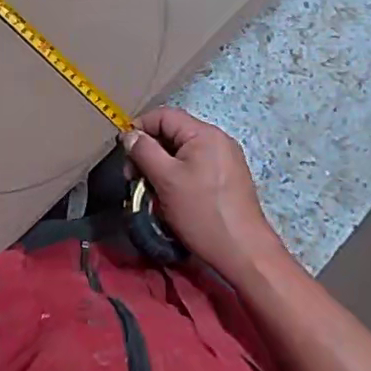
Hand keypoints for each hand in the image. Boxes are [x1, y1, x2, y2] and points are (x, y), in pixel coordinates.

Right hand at [123, 108, 285, 283]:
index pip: (163, 115)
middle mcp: (218, 140)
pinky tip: (171, 198)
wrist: (245, 254)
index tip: (125, 153)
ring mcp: (226, 160)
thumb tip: (129, 135)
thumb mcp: (166, 179)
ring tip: (152, 191)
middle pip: (172, 133)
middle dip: (149, 152)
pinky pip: (195, 166)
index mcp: (204, 134)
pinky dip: (178, 176)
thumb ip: (143, 151)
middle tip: (135, 177)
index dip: (139, 128)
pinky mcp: (228, 179)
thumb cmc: (203, 213)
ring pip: (182, 152)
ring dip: (161, 167)